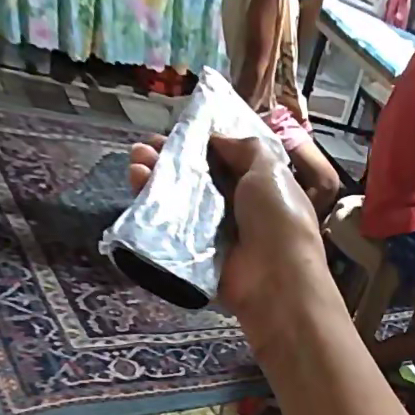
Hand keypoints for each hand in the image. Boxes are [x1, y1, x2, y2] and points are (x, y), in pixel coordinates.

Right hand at [126, 134, 327, 331]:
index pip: (223, 162)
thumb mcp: (270, 171)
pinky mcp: (195, 258)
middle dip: (170, 161)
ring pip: (178, 204)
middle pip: (196, 181)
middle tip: (145, 147)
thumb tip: (218, 138)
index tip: (176, 133)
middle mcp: (234, 210)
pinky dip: (150, 210)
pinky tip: (136, 186)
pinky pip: (169, 232)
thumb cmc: (279, 220)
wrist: (277, 282)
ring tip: (136, 161)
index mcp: (257, 187)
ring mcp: (213, 235)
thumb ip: (245, 148)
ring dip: (155, 179)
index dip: (199, 146)